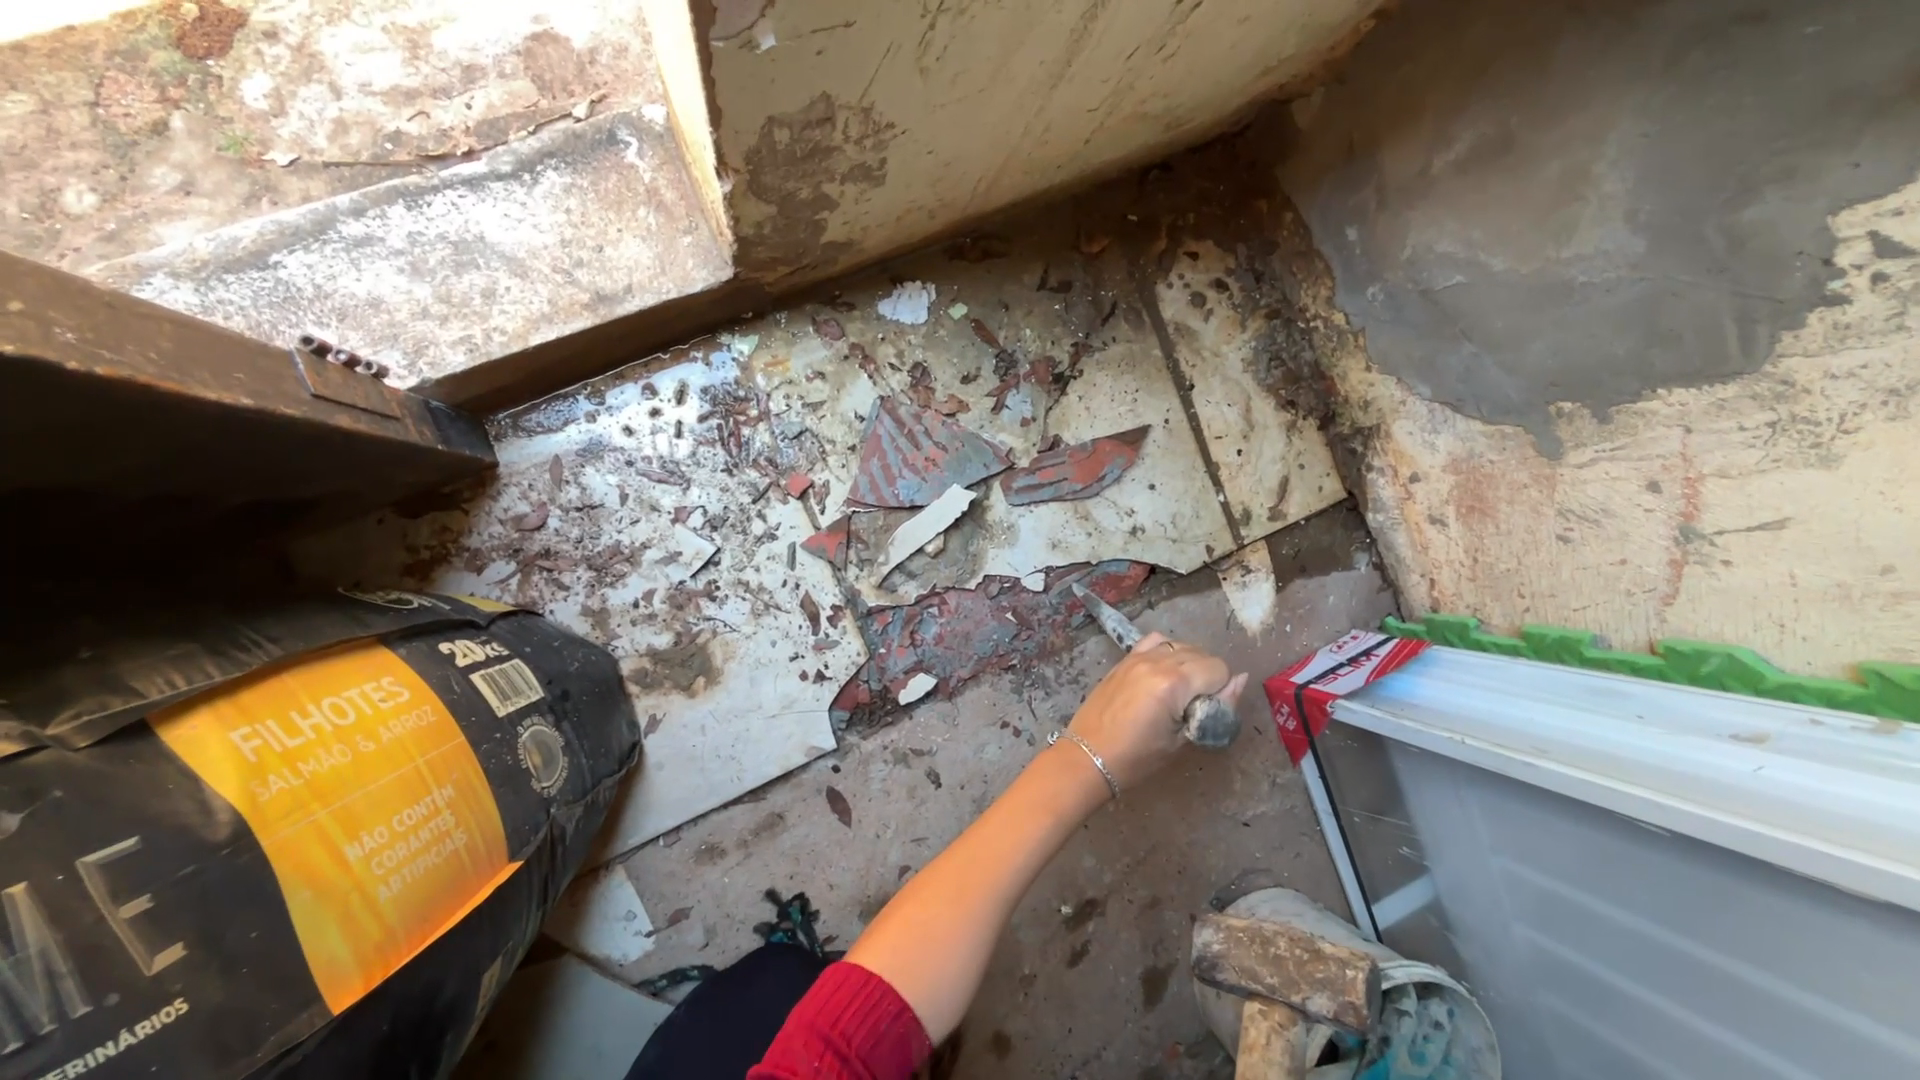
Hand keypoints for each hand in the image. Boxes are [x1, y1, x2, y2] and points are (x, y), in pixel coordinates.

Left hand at [1064, 632, 1248, 790]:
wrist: (1088, 756)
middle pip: (1202, 654)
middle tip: (1194, 706)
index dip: (1222, 690)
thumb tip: (1241, 680)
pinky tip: (1163, 673)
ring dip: (1188, 663)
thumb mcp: (1182, 739)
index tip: (1207, 710)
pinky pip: (1155, 642)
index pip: (1219, 668)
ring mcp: (1138, 656)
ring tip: (1178, 691)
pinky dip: (1167, 652)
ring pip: (1181, 644)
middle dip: (1208, 677)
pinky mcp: (1124, 659)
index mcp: (1174, 682)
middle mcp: (1157, 661)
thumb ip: (1215, 707)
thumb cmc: (1136, 758)